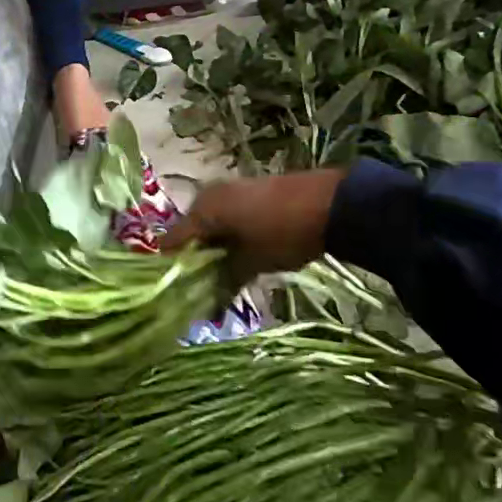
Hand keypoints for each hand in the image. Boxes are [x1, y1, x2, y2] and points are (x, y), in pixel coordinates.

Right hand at [162, 169, 347, 283]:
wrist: (330, 203)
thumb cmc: (283, 233)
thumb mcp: (252, 262)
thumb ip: (224, 281)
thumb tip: (206, 308)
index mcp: (201, 210)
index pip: (171, 244)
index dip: (172, 271)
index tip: (179, 298)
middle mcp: (206, 197)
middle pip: (189, 237)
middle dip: (194, 265)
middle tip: (204, 294)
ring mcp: (226, 193)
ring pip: (207, 229)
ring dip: (212, 255)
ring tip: (223, 283)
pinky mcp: (245, 194)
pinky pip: (224, 220)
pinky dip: (226, 241)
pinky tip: (239, 261)